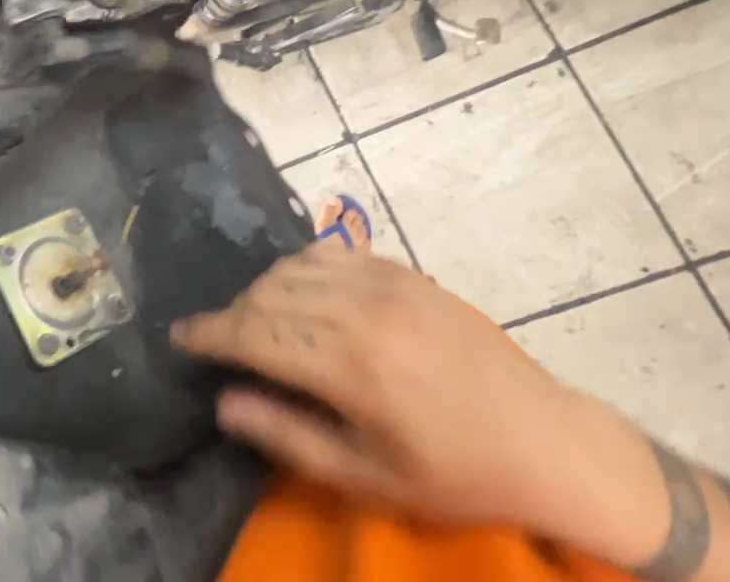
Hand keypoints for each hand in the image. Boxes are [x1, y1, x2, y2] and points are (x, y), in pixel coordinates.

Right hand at [171, 200, 665, 554]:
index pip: (254, 334)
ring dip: (262, 289)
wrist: (549, 442)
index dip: (209, 333)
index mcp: (351, 366)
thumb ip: (287, 435)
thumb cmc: (456, 473)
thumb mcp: (367, 476)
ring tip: (256, 319)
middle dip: (231, 314)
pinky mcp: (405, 271)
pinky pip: (331, 252)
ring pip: (293, 267)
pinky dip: (300, 267)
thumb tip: (224, 402)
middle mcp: (362, 310)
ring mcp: (387, 281)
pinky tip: (300, 292)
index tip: (179, 335)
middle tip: (218, 340)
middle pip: (267, 294)